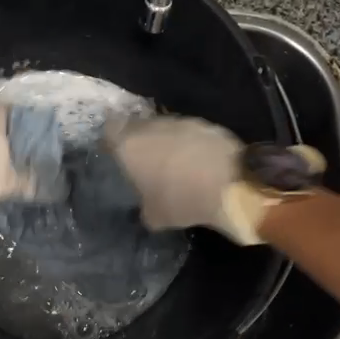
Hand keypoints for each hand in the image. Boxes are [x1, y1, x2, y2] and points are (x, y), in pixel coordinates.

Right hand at [107, 115, 260, 244]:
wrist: (230, 184)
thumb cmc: (181, 199)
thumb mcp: (155, 216)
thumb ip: (144, 207)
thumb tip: (146, 207)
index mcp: (129, 145)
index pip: (110, 130)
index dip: (112, 139)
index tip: (116, 152)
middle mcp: (151, 126)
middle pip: (138, 126)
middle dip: (140, 140)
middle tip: (146, 161)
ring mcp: (181, 122)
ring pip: (165, 128)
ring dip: (167, 142)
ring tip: (175, 164)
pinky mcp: (207, 124)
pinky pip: (190, 133)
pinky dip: (190, 145)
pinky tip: (198, 162)